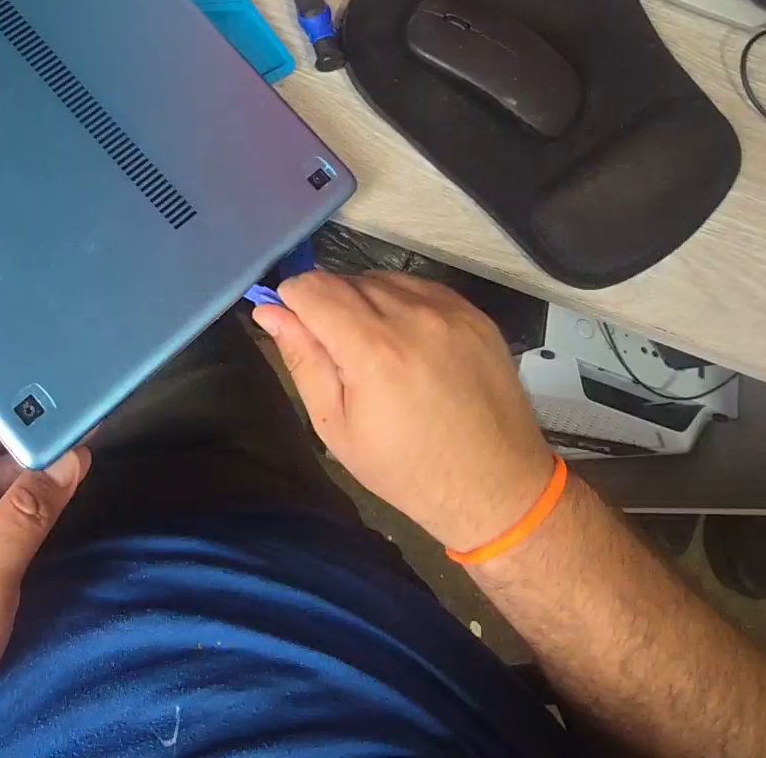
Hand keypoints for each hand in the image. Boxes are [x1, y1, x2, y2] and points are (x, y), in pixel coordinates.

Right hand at [253, 271, 553, 555]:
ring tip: (376, 349)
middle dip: (326, 306)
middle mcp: (413, 316)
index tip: (299, 331)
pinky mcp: (473, 312)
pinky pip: (416, 286)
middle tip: (339, 354)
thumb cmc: (405, 467)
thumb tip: (269, 312)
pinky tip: (406, 341)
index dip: (293, 303)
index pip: (310, 287)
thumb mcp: (335, 425)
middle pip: (342, 279)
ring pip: (378, 278)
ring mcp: (449, 310)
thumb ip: (302, 359)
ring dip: (363, 301)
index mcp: (373, 348)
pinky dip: (399, 303)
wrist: (496, 486)